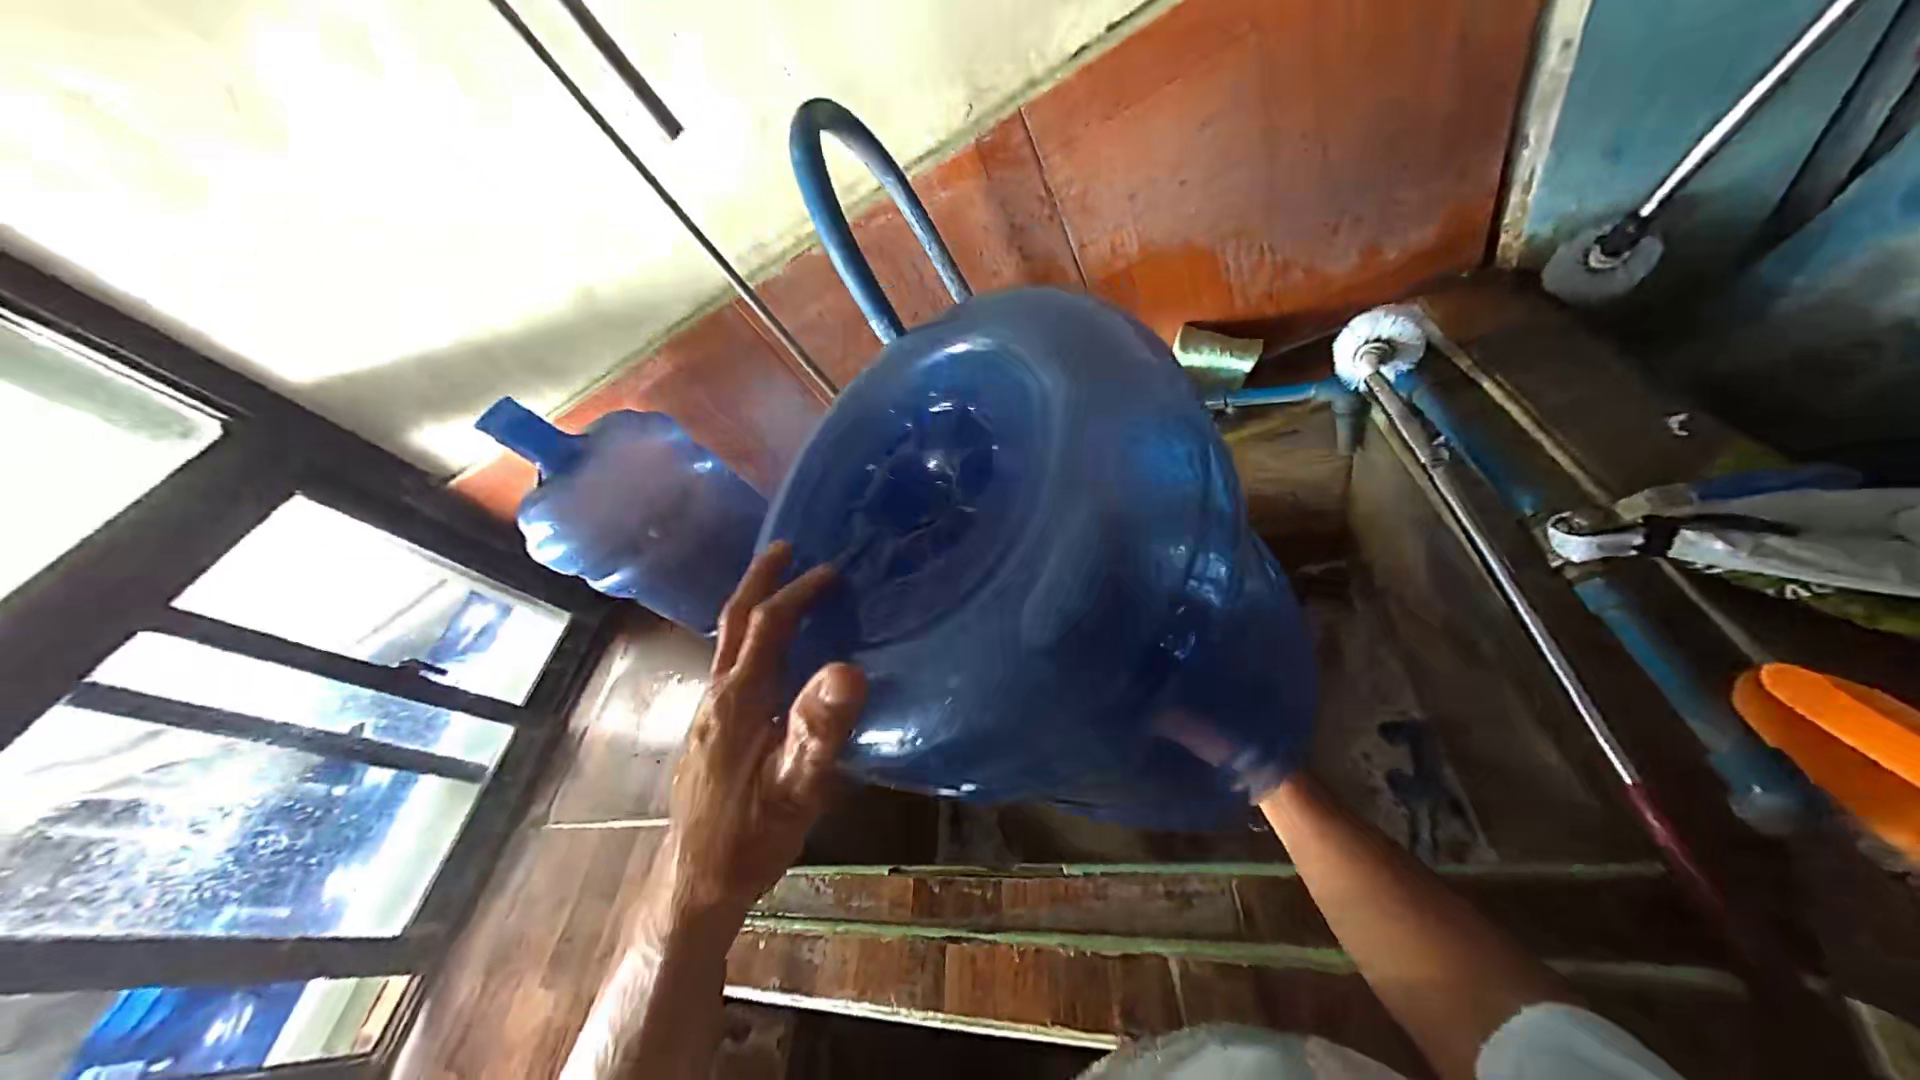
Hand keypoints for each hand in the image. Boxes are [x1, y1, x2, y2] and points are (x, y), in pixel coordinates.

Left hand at [657, 542, 866, 930]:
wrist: (695, 885)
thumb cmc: (751, 839)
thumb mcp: (797, 791)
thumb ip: (819, 731)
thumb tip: (848, 670)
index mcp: (739, 701)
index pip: (767, 627)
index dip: (797, 593)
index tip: (830, 570)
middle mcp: (717, 696)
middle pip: (732, 621)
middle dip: (758, 578)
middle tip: (785, 546)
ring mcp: (708, 712)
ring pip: (726, 640)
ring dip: (752, 604)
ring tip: (778, 583)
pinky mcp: (710, 728)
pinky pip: (729, 662)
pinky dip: (749, 635)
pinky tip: (768, 650)